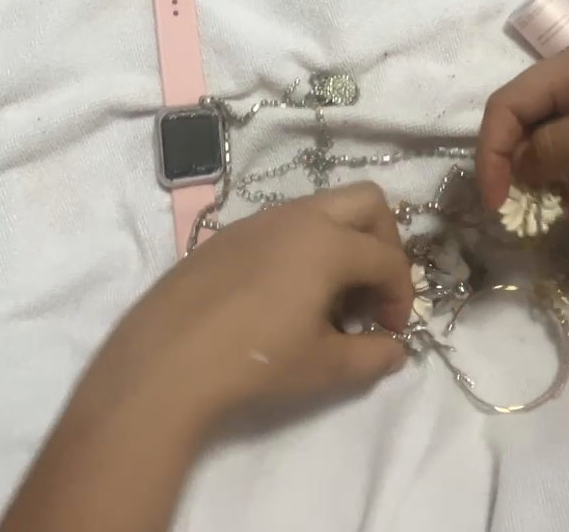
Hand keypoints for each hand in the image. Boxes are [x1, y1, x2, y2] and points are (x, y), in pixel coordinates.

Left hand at [72, 183, 413, 432]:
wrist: (166, 358)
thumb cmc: (254, 360)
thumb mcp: (323, 367)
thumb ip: (371, 356)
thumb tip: (394, 349)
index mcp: (330, 243)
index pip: (388, 258)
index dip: (402, 295)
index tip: (392, 331)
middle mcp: (300, 216)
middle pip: (367, 202)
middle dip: (385, 241)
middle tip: (373, 289)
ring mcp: (263, 218)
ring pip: (325, 207)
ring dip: (344, 241)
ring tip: (331, 296)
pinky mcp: (233, 232)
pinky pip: (287, 223)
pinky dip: (307, 246)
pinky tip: (286, 293)